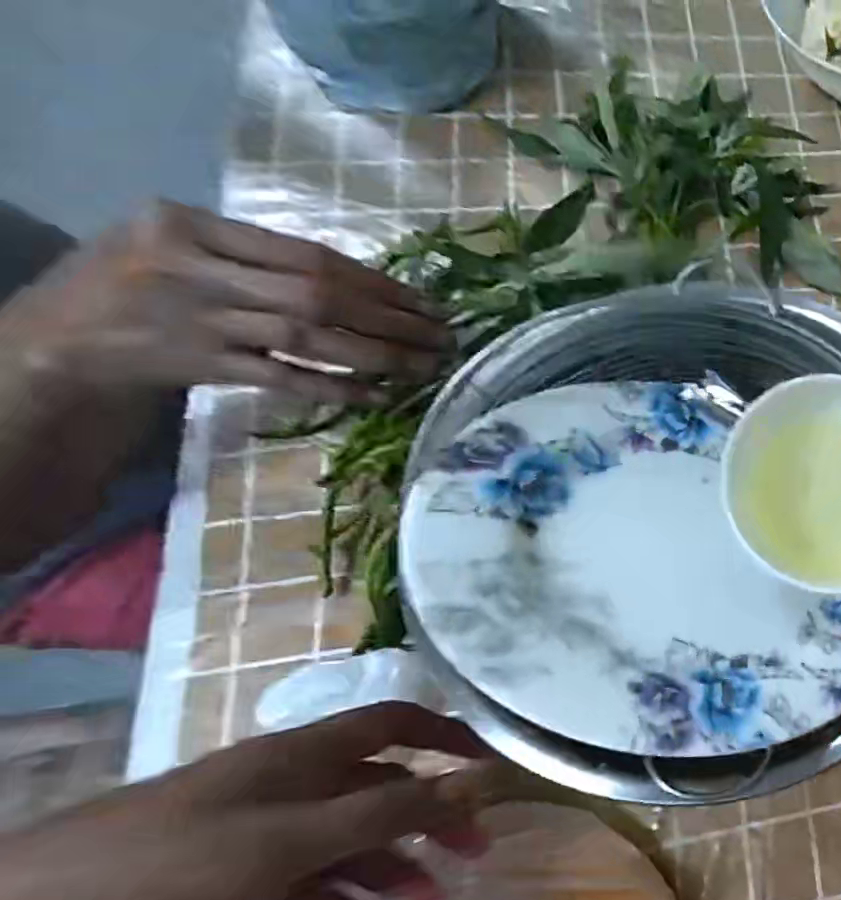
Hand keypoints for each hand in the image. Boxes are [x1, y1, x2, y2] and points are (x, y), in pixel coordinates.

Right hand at [0, 200, 450, 402]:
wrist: (57, 337)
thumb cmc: (138, 285)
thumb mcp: (183, 248)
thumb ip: (261, 256)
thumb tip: (371, 285)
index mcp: (188, 227)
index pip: (310, 255)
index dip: (380, 282)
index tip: (429, 302)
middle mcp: (193, 269)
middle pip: (321, 295)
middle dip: (395, 319)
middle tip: (446, 336)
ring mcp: (197, 320)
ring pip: (313, 338)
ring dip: (382, 355)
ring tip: (432, 365)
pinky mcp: (202, 366)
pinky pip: (288, 378)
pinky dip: (339, 387)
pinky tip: (383, 395)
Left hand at [0, 703, 507, 899]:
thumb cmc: (162, 870)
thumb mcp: (290, 839)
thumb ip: (392, 808)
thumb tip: (485, 779)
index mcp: (298, 757)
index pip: (395, 722)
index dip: (450, 735)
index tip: (494, 766)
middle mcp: (283, 786)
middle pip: (381, 787)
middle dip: (432, 816)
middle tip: (473, 851)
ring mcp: (251, 834)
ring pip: (346, 839)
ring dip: (391, 865)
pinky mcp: (222, 882)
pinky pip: (303, 881)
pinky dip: (338, 897)